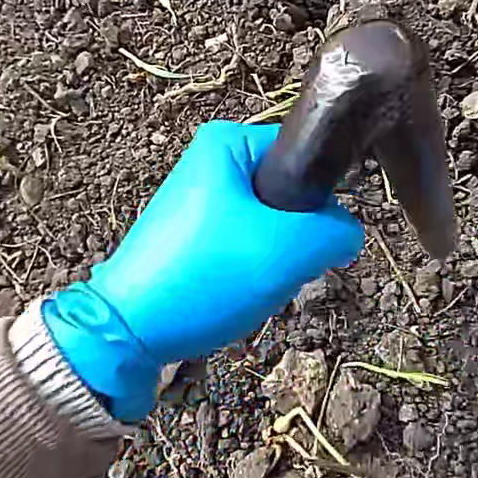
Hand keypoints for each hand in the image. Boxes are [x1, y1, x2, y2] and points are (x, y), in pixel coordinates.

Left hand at [41, 121, 364, 419]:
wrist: (130, 334)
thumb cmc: (207, 277)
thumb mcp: (291, 249)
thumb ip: (338, 231)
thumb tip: (348, 234)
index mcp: (227, 143)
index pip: (306, 157)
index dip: (322, 200)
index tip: (313, 237)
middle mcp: (212, 163)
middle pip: (292, 194)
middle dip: (299, 236)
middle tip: (283, 264)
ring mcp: (204, 201)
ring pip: (276, 225)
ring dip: (281, 258)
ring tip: (258, 281)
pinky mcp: (198, 235)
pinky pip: (251, 244)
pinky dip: (258, 269)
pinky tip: (243, 290)